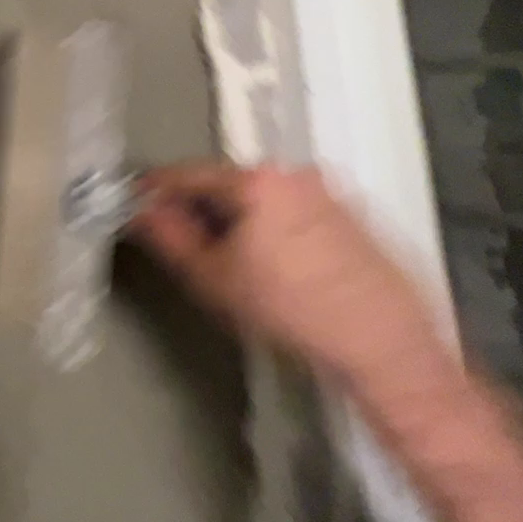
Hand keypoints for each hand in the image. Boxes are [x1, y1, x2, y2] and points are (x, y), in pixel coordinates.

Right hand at [132, 164, 439, 378]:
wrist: (389, 348)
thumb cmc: (292, 310)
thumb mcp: (212, 277)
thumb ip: (167, 236)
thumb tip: (140, 210)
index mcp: (257, 180)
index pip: (185, 175)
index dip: (153, 192)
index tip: (133, 206)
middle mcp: (295, 174)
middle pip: (225, 183)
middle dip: (199, 208)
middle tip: (182, 241)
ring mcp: (330, 193)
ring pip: (260, 198)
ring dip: (236, 218)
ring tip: (228, 259)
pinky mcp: (355, 217)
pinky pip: (293, 211)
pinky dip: (271, 226)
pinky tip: (271, 266)